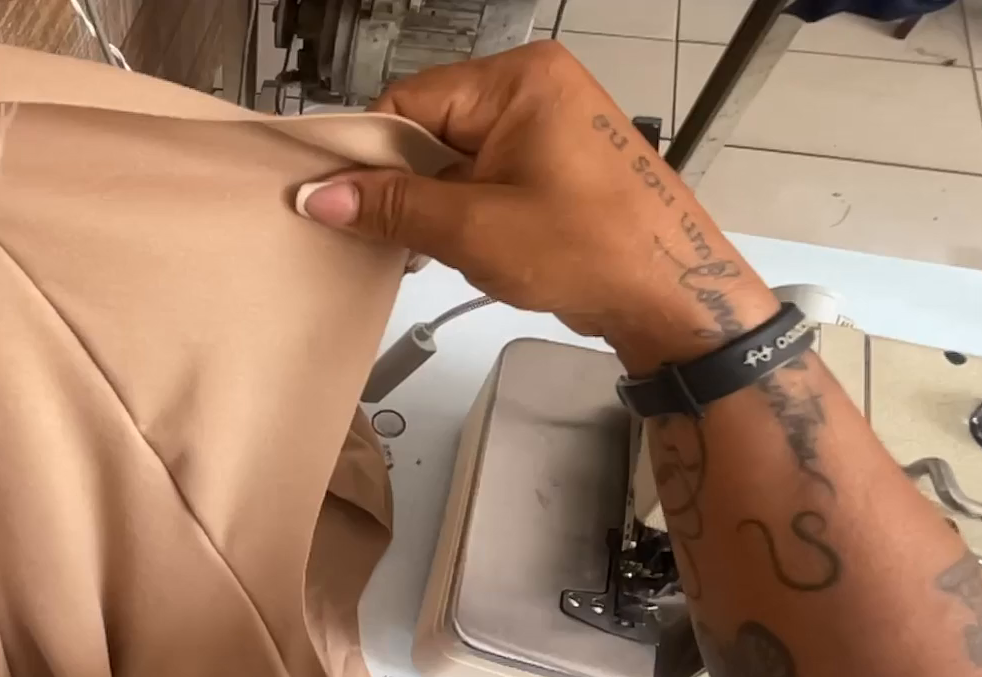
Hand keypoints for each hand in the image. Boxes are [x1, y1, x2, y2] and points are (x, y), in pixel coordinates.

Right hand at [298, 42, 778, 374]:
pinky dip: (447, 209)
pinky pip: (473, 176)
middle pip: (424, 127)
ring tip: (406, 245)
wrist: (664, 291)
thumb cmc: (582, 249)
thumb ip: (390, 206)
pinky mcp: (542, 162)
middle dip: (392, 182)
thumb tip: (317, 195)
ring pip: (445, 157)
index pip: (408, 101)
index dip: (366, 153)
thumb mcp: (471, 228)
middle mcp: (528, 88)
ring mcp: (538, 126)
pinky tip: (435, 244)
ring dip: (418, 201)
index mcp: (517, 80)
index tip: (334, 202)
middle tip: (368, 232)